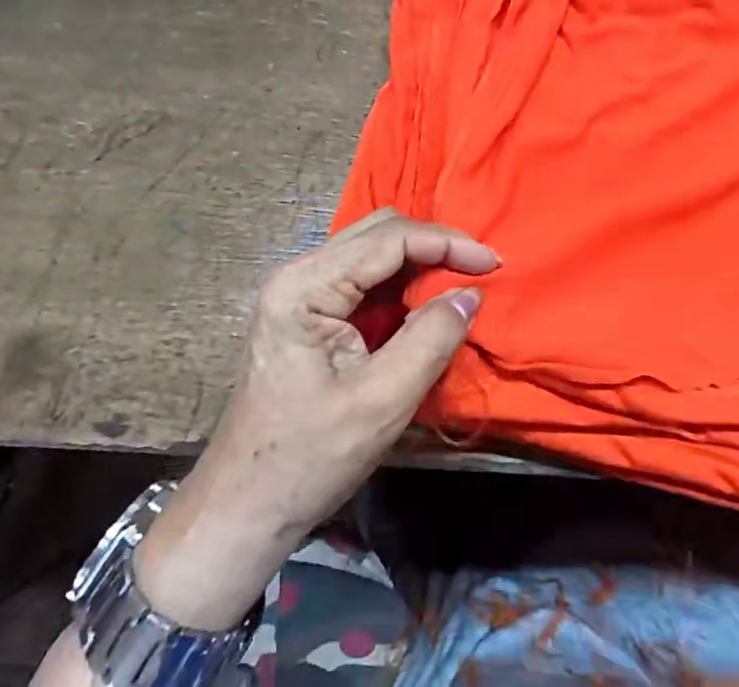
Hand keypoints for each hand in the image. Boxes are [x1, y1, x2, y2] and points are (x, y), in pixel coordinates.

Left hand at [131, 208, 499, 630]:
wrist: (246, 505)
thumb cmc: (309, 458)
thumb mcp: (382, 401)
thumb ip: (431, 340)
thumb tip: (469, 295)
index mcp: (304, 288)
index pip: (389, 239)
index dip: (447, 243)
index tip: (492, 264)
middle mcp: (298, 275)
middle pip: (379, 232)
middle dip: (434, 246)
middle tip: (478, 273)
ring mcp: (300, 292)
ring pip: (373, 251)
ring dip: (420, 262)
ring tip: (461, 285)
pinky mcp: (309, 313)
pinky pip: (365, 279)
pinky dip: (403, 283)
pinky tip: (427, 302)